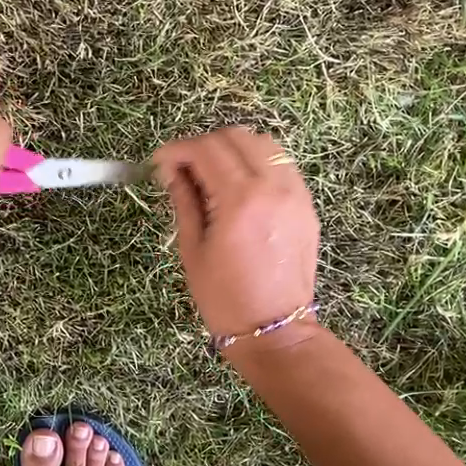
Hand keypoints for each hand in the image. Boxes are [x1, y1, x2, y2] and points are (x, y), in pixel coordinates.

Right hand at [153, 127, 319, 344]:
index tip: (159, 164)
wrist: (274, 329)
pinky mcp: (306, 204)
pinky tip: (237, 186)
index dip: (176, 150)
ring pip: (262, 143)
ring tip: (211, 175)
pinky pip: (279, 164)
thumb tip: (172, 171)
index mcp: (240, 200)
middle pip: (235, 136)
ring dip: (231, 149)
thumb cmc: (223, 297)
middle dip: (203, 145)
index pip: (206, 149)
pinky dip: (254, 163)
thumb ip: (184, 200)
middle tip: (182, 170)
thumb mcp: (192, 248)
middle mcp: (273, 187)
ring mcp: (296, 193)